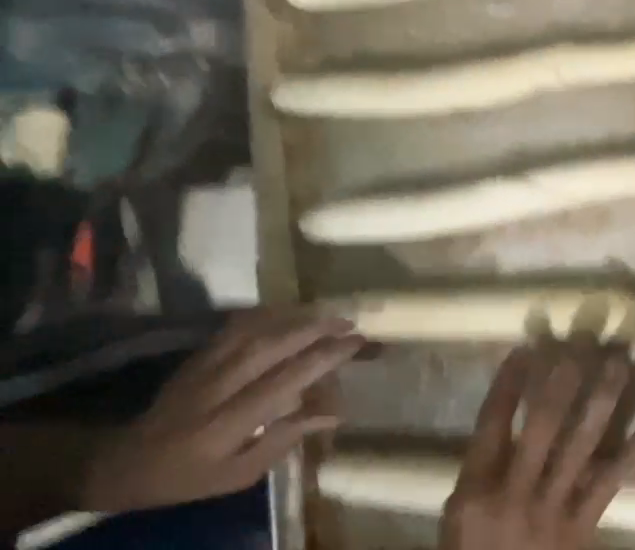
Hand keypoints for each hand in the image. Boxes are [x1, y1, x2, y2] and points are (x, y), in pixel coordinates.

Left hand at [81, 310, 362, 512]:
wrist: (121, 466)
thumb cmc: (188, 476)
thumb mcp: (238, 475)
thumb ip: (284, 442)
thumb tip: (333, 415)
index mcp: (226, 424)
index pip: (285, 380)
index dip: (326, 357)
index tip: (358, 343)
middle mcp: (214, 390)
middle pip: (271, 347)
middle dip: (317, 329)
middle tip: (351, 323)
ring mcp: (201, 370)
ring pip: (253, 331)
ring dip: (295, 317)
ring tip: (327, 313)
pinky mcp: (195, 359)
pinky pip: (234, 328)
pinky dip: (267, 315)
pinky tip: (289, 311)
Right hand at [439, 339, 634, 549]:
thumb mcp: (461, 519)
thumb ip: (484, 472)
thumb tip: (509, 420)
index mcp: (474, 492)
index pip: (489, 425)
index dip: (507, 385)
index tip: (526, 346)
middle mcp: (513, 493)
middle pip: (541, 425)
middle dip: (562, 380)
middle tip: (581, 338)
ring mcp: (550, 509)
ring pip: (580, 444)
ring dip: (602, 400)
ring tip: (620, 362)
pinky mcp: (582, 527)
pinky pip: (612, 481)